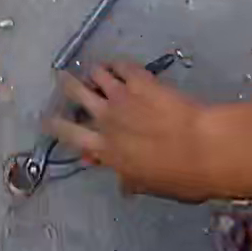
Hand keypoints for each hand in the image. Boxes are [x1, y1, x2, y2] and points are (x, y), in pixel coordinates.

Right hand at [45, 61, 218, 199]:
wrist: (204, 148)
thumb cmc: (181, 178)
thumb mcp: (151, 186)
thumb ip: (131, 180)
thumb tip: (122, 185)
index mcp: (105, 148)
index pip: (68, 133)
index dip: (54, 123)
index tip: (46, 118)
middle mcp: (106, 118)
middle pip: (75, 92)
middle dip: (66, 84)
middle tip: (64, 79)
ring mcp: (120, 95)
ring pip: (96, 73)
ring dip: (95, 73)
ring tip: (98, 72)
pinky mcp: (138, 79)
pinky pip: (121, 64)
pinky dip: (118, 64)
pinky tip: (121, 66)